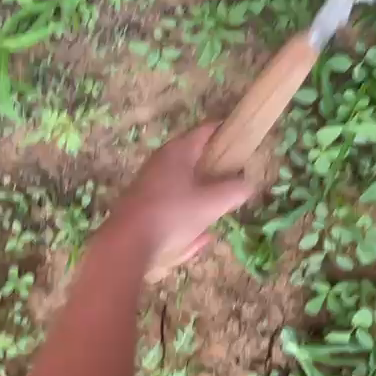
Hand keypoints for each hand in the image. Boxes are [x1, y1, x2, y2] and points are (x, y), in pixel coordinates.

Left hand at [104, 123, 256, 272]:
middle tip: (233, 179)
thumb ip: (234, 191)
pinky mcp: (142, 204)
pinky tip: (197, 238)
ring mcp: (149, 182)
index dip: (225, 131)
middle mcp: (162, 160)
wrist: (126, 245)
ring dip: (201, 193)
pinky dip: (186, 214)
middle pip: (194, 155)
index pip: (206, 130)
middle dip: (214, 167)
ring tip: (217, 210)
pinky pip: (172, 203)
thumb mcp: (211, 204)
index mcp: (179, 151)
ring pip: (183, 182)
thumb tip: (248, 184)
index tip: (242, 137)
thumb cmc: (172, 214)